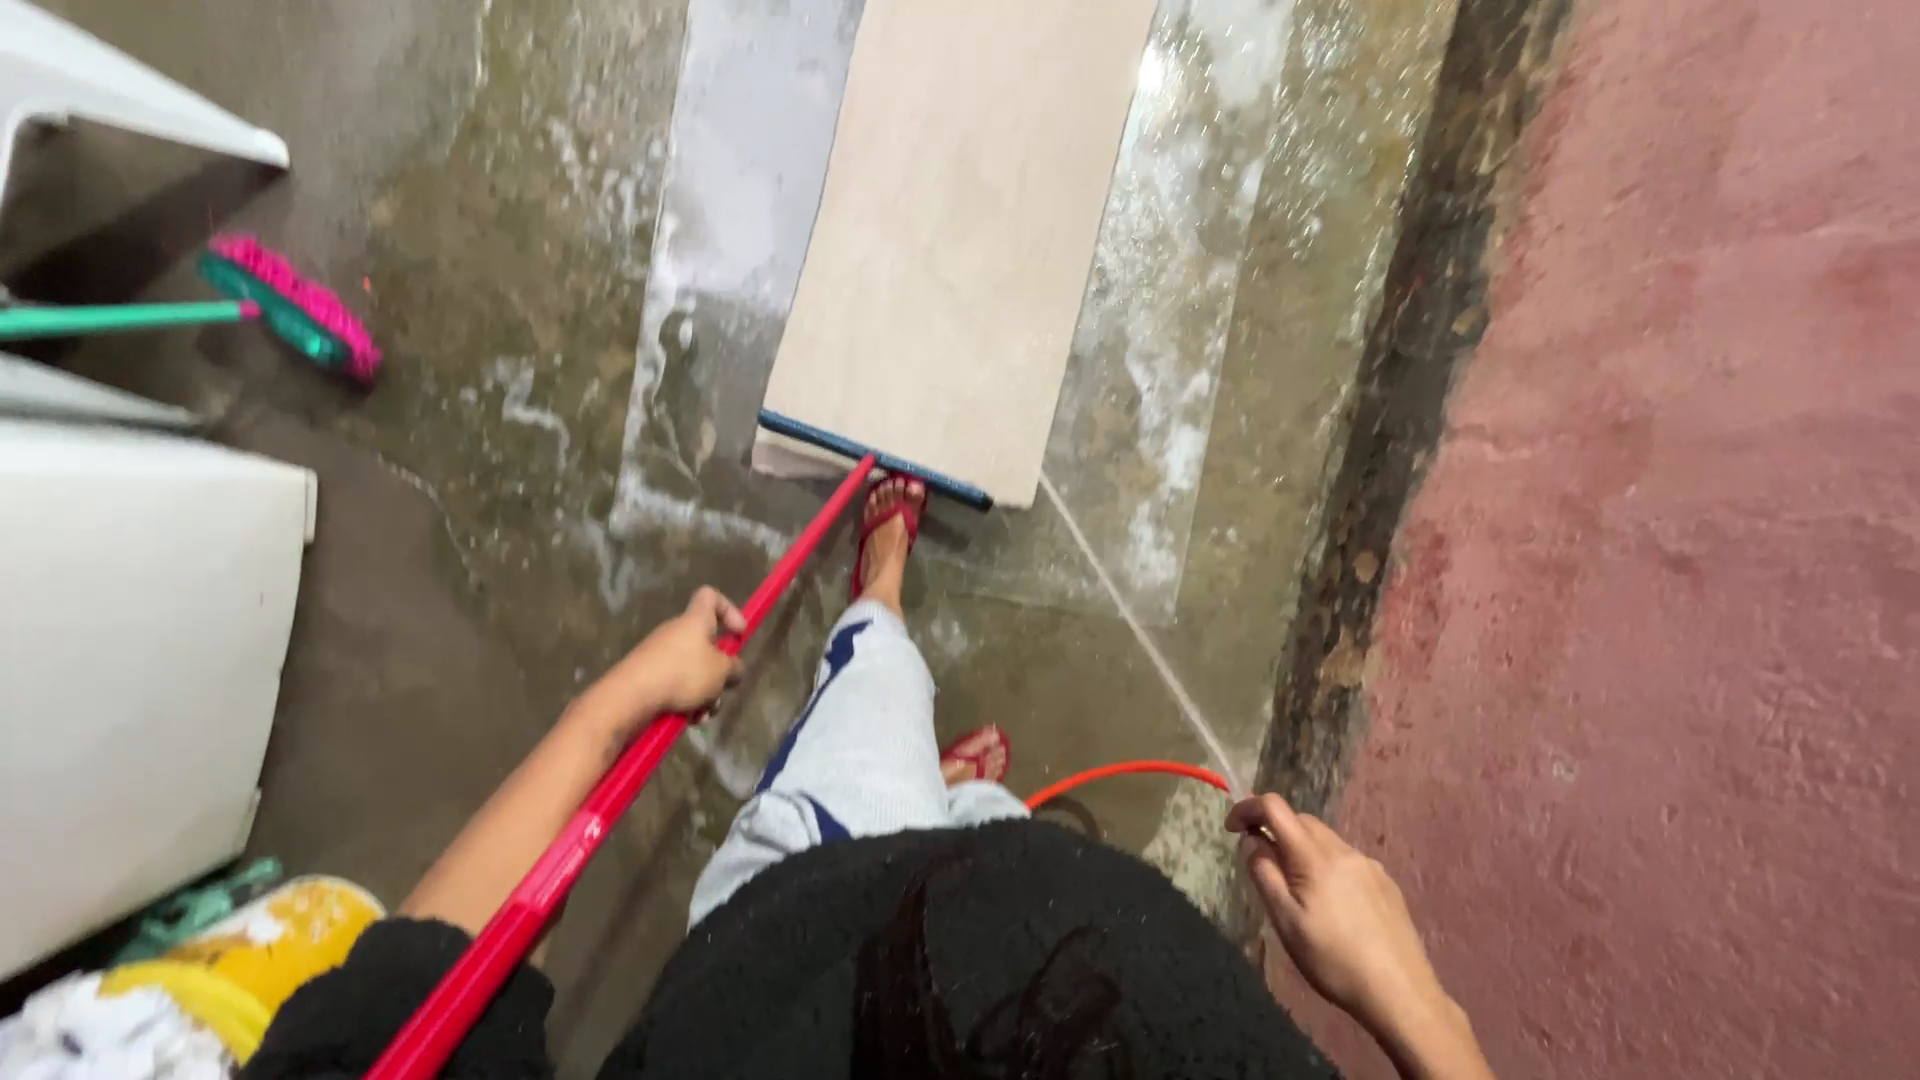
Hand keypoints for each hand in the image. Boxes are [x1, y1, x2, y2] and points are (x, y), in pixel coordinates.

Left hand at [581, 588, 745, 740]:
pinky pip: (676, 685)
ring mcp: (659, 655)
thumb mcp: (722, 672)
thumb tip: (733, 669)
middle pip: (705, 644)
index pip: (710, 597)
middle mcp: (675, 632)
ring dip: (704, 692)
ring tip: (704, 713)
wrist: (630, 697)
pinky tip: (689, 719)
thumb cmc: (683, 674)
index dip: (729, 610)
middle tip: (722, 687)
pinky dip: (686, 701)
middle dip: (717, 670)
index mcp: (695, 621)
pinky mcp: (647, 677)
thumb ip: (734, 668)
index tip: (739, 633)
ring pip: (692, 671)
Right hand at [1226, 795, 1449, 1035]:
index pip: (1275, 807)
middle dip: (1273, 829)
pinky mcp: (1386, 884)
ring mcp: (1369, 866)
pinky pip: (1345, 859)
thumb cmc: (1334, 961)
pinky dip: (1325, 864)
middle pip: (1300, 820)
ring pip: (1324, 839)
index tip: (1231, 829)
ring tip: (1296, 888)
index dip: (1247, 808)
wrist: (1402, 997)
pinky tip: (1331, 903)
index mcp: (1315, 857)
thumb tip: (1252, 840)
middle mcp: (1343, 851)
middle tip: (1261, 863)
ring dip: (1300, 848)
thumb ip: (1264, 873)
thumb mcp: (1286, 921)